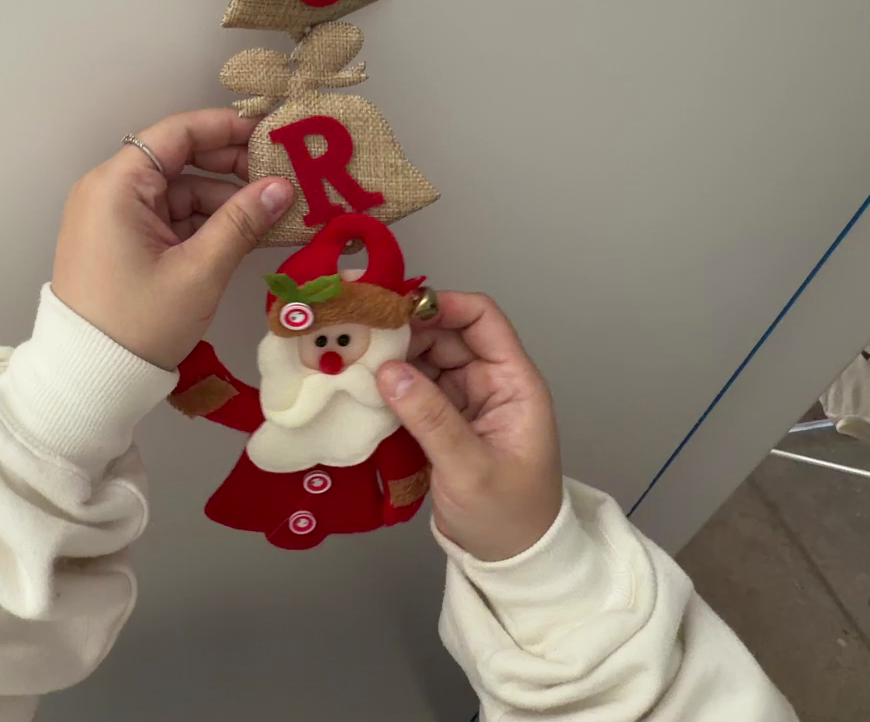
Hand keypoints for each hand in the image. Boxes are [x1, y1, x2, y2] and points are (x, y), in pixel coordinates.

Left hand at [52, 108, 293, 368]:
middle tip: (278, 177)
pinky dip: (203, 222)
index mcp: (117, 185)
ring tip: (270, 212)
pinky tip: (242, 232)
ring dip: (222, 199)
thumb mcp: (199, 271)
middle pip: (178, 160)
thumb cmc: (140, 323)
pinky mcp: (121, 240)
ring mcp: (114, 216)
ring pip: (178, 191)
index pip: (176, 134)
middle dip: (229, 167)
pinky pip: (168, 216)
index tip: (268, 133)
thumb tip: (282, 187)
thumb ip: (243, 222)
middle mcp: (109, 190)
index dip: (225, 128)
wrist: (91, 379)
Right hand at [376, 292, 563, 561]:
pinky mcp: (443, 418)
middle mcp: (489, 381)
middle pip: (446, 334)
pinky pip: (415, 385)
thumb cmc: (508, 517)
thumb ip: (430, 418)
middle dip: (407, 331)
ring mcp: (464, 399)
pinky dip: (391, 382)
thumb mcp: (470, 469)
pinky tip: (364, 384)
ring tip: (355, 357)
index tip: (397, 310)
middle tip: (362, 335)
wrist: (512, 564)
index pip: (481, 319)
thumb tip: (388, 371)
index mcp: (513, 383)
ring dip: (394, 356)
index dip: (443, 305)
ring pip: (425, 357)